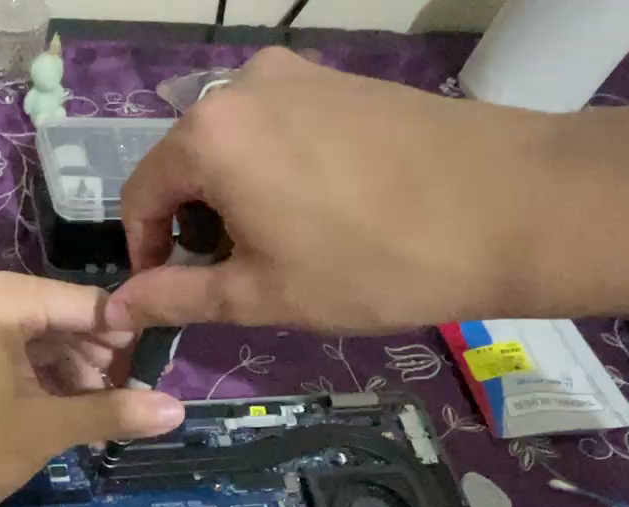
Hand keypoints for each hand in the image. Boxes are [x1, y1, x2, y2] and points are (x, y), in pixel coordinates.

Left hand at [0, 272, 183, 506]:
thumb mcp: (46, 429)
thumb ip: (113, 412)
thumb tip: (179, 410)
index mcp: (4, 300)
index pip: (88, 303)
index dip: (129, 337)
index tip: (159, 371)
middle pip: (65, 320)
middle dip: (100, 361)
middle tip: (131, 402)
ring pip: (43, 343)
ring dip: (76, 377)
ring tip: (102, 417)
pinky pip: (17, 359)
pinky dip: (45, 384)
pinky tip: (67, 416)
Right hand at [109, 47, 566, 332]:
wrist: (514, 208)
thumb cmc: (369, 263)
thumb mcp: (256, 294)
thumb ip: (174, 298)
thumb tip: (115, 309)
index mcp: (209, 135)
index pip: (139, 196)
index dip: (145, 255)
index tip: (171, 296)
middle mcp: (242, 87)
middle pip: (182, 168)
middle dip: (190, 229)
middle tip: (232, 279)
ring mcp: (298, 74)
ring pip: (228, 150)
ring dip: (230, 205)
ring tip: (278, 251)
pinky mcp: (340, 80)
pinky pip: (273, 131)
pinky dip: (268, 176)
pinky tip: (314, 214)